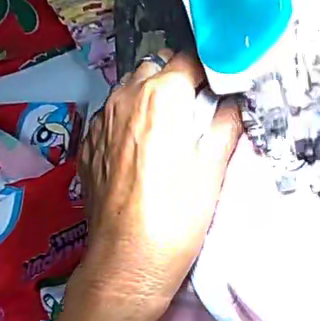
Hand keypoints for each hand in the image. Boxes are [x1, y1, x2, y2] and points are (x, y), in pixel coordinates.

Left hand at [76, 50, 239, 320]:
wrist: (128, 261)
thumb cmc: (178, 214)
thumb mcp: (214, 166)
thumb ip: (226, 122)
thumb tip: (233, 101)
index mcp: (161, 94)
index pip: (190, 59)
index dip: (208, 72)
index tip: (220, 89)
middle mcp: (124, 96)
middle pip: (156, 71)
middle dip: (176, 84)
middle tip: (194, 116)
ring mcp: (100, 120)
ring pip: (129, 92)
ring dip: (148, 101)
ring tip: (167, 137)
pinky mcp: (87, 145)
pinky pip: (111, 118)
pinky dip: (126, 124)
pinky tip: (140, 155)